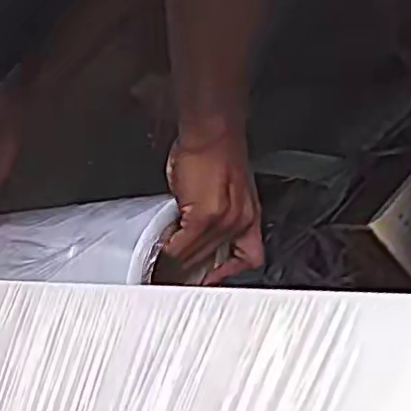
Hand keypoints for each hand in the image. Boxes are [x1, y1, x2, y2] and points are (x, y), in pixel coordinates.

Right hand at [159, 122, 264, 283]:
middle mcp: (241, 221)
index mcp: (249, 216)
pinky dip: (168, 252)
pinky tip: (162, 248)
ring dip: (174, 264)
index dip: (223, 274)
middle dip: (188, 272)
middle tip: (170, 275)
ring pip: (194, 258)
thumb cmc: (214, 154)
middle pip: (211, 262)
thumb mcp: (225, 191)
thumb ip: (213, 219)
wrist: (212, 131)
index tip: (207, 280)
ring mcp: (225, 221)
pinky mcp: (205, 217)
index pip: (246, 259)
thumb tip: (191, 240)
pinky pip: (181, 247)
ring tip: (161, 265)